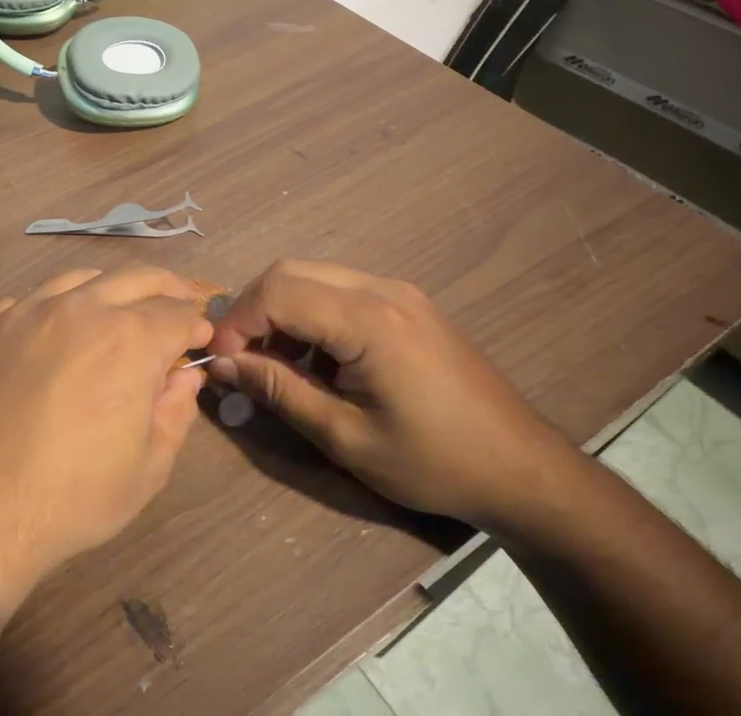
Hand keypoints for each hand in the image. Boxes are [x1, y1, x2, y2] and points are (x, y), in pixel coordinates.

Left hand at [0, 267, 210, 595]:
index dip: (197, 325)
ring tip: (121, 308)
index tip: (201, 339)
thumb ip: (175, 412)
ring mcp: (26, 312)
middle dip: (167, 288)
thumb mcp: (147, 469)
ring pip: (80, 279)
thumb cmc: (70, 500)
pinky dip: (57, 306)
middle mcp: (79, 310)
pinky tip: (57, 330)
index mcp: (129, 342)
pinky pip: (30, 300)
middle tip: (179, 304)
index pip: (178, 314)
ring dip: (112, 289)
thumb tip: (182, 377)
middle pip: (135, 278)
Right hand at [206, 260, 576, 527]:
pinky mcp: (409, 305)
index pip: (277, 291)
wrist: (520, 469)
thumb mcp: (345, 436)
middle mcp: (382, 289)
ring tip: (275, 364)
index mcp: (368, 320)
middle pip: (290, 271)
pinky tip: (316, 360)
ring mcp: (400, 293)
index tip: (220, 362)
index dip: (237, 322)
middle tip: (241, 358)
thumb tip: (223, 363)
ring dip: (282, 310)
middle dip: (254, 309)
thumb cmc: (432, 461)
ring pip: (314, 275)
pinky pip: (342, 290)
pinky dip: (312, 314)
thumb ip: (279, 390)